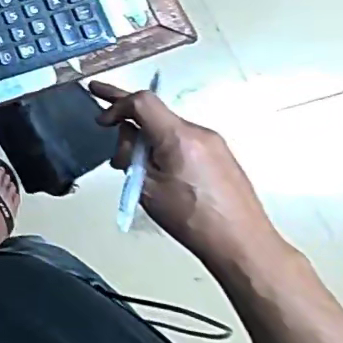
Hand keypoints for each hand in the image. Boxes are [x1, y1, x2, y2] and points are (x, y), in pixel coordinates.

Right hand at [88, 80, 286, 267]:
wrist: (243, 244)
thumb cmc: (193, 220)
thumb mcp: (147, 189)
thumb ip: (131, 155)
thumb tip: (128, 137)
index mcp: (178, 136)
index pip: (141, 101)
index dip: (116, 104)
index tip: (102, 120)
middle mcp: (198, 132)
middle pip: (155, 110)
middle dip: (125, 109)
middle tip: (100, 98)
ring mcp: (213, 142)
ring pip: (168, 126)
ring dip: (145, 134)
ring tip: (132, 163)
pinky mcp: (220, 155)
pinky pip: (183, 139)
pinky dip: (164, 144)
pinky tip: (157, 169)